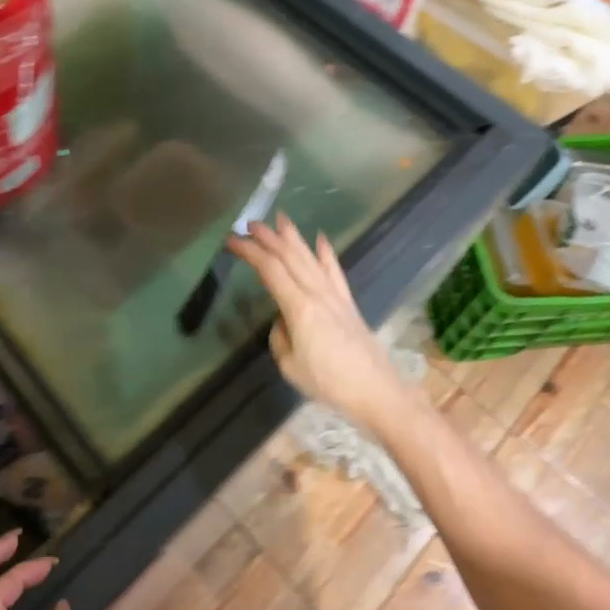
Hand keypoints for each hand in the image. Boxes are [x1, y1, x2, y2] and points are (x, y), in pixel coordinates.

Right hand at [227, 215, 412, 431]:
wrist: (377, 391)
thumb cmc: (329, 383)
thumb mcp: (290, 367)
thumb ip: (280, 339)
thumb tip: (283, 323)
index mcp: (298, 307)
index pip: (269, 269)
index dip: (249, 251)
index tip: (232, 240)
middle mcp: (317, 293)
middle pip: (290, 256)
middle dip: (269, 237)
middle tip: (251, 223)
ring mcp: (335, 296)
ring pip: (311, 258)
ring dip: (294, 237)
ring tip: (281, 219)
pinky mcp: (348, 303)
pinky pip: (335, 271)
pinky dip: (326, 253)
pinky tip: (321, 240)